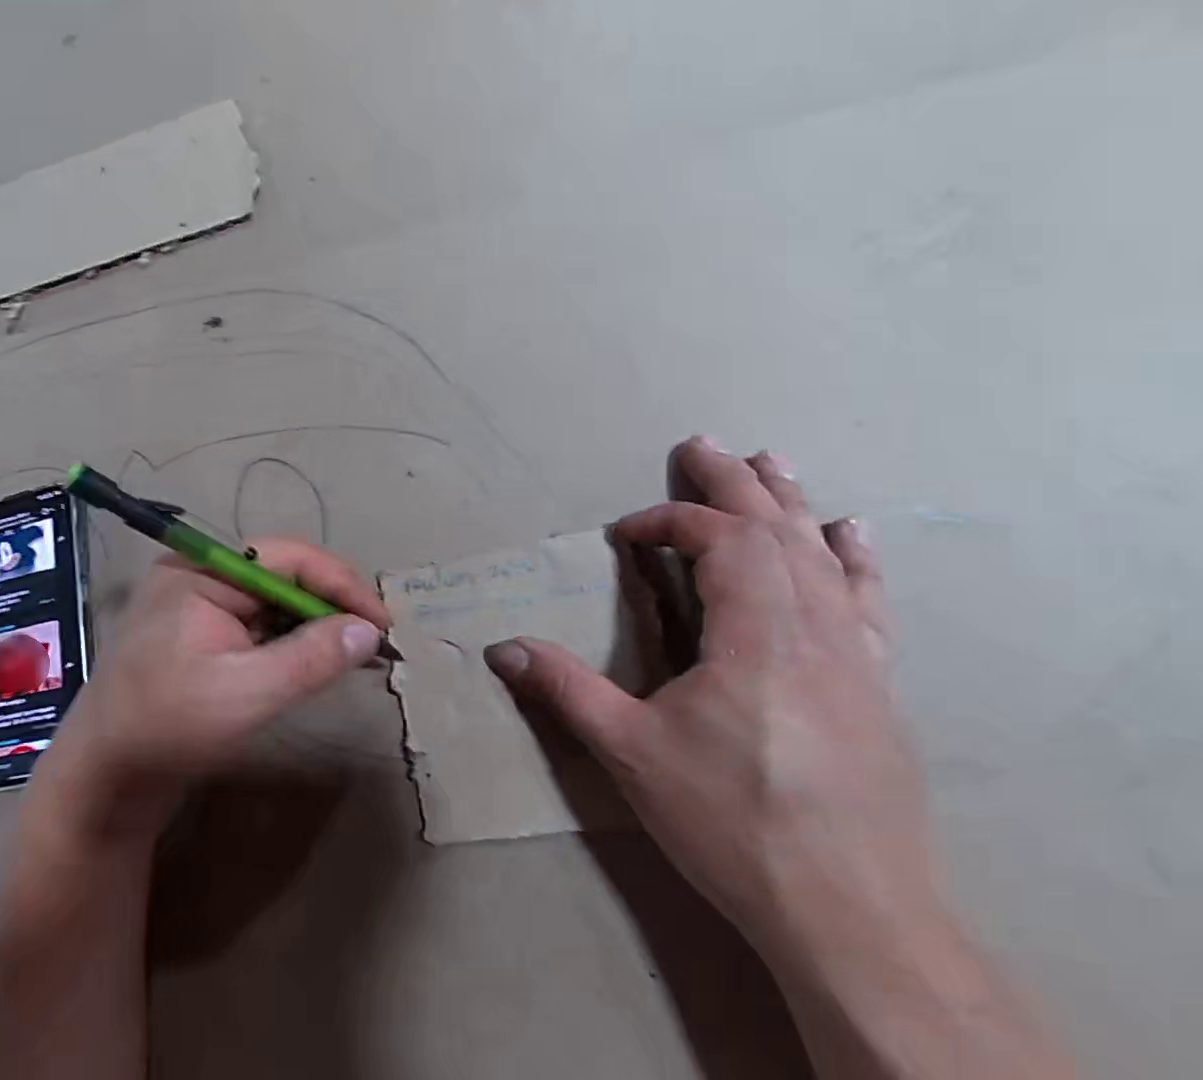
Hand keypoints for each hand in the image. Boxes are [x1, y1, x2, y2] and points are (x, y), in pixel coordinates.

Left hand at [26, 538, 387, 842]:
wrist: (104, 771)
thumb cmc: (170, 725)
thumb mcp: (249, 691)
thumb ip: (312, 657)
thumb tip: (368, 630)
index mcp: (202, 572)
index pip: (288, 558)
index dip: (342, 585)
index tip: (383, 624)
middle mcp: (197, 576)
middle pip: (280, 574)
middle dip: (329, 606)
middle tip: (372, 641)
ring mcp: (193, 604)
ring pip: (269, 601)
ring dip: (311, 623)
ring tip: (351, 653)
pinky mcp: (195, 634)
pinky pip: (251, 623)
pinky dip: (285, 639)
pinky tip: (310, 661)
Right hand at [485, 437, 937, 959]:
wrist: (851, 911)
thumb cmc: (730, 821)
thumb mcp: (629, 752)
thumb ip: (565, 689)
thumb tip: (502, 648)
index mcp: (756, 638)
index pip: (721, 545)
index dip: (670, 522)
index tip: (625, 532)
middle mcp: (814, 633)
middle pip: (777, 533)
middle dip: (734, 484)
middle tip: (702, 444)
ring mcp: (856, 660)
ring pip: (825, 559)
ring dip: (792, 505)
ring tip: (772, 462)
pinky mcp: (875, 690)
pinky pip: (865, 604)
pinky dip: (853, 560)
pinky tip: (853, 536)